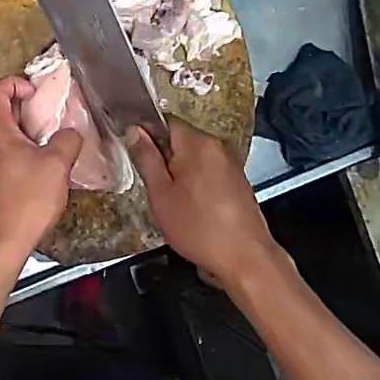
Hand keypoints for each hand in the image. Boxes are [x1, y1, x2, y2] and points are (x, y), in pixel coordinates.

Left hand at [0, 76, 83, 257]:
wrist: (6, 240)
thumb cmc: (28, 199)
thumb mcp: (57, 164)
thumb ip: (67, 140)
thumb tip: (70, 134)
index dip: (14, 83)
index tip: (35, 93)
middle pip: (1, 111)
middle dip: (26, 105)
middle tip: (50, 111)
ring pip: (8, 133)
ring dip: (29, 128)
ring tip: (54, 136)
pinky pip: (11, 152)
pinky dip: (28, 147)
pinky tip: (48, 162)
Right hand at [126, 118, 289, 292]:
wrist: (244, 257)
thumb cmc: (198, 228)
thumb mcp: (161, 194)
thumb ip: (146, 158)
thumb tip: (135, 131)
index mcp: (197, 144)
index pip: (165, 121)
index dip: (147, 136)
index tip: (139, 157)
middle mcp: (217, 146)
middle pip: (180, 139)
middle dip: (164, 157)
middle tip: (156, 186)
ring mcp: (230, 163)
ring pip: (194, 156)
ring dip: (180, 171)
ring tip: (175, 200)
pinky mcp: (238, 179)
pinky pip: (209, 170)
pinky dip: (197, 181)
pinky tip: (194, 206)